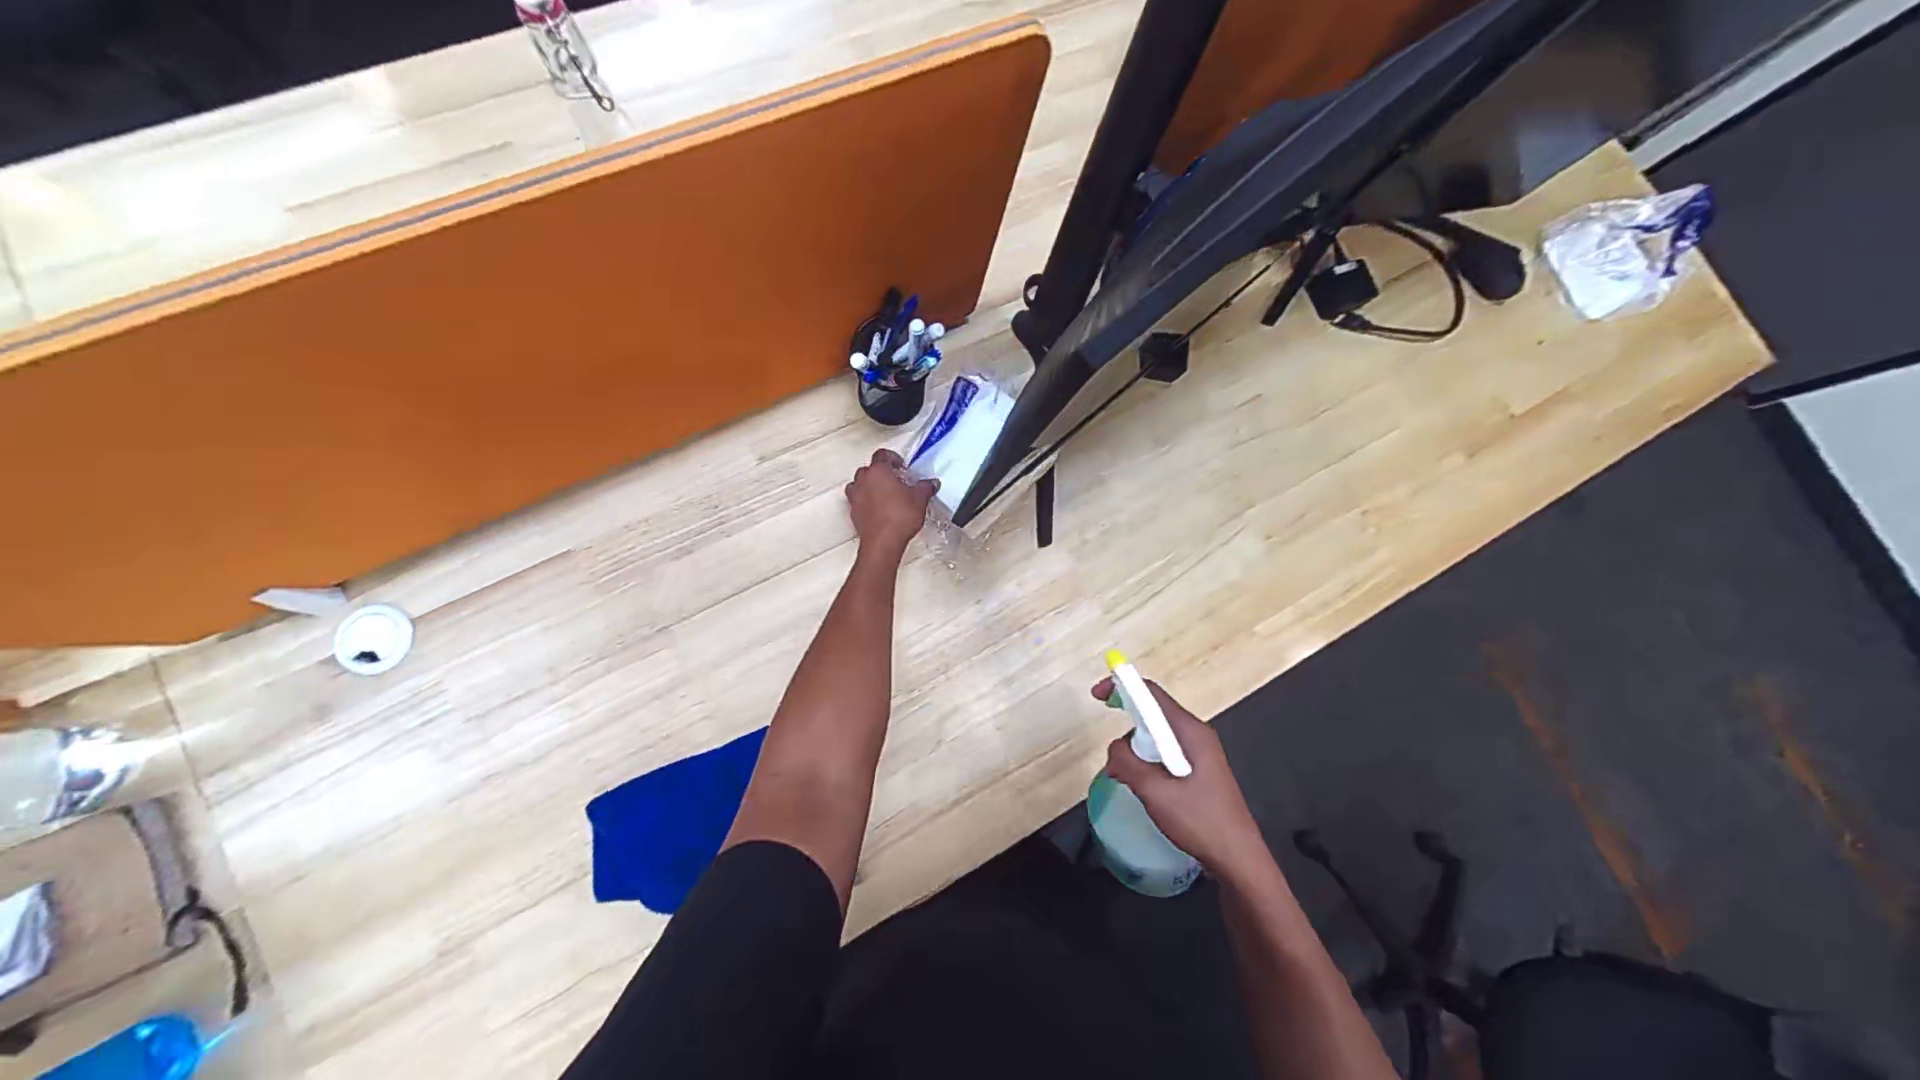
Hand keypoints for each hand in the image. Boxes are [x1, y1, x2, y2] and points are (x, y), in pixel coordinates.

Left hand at [845, 449, 936, 558]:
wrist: (883, 542)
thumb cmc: (896, 518)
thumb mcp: (919, 499)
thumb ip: (925, 487)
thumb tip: (930, 484)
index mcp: (878, 471)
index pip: (882, 455)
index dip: (893, 458)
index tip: (900, 465)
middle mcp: (863, 481)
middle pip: (868, 469)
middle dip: (881, 472)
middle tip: (895, 478)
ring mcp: (856, 497)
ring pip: (859, 484)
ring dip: (870, 485)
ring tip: (885, 492)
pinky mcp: (854, 512)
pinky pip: (857, 500)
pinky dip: (866, 501)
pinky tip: (879, 508)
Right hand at [1093, 676, 1268, 878]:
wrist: (1238, 860)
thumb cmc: (1200, 822)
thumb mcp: (1155, 791)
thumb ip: (1128, 763)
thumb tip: (1113, 749)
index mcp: (1190, 732)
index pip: (1151, 693)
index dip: (1123, 687)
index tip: (1098, 696)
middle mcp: (1196, 736)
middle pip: (1152, 716)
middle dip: (1127, 732)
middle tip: (1115, 762)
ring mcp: (1199, 754)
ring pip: (1156, 739)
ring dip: (1136, 755)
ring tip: (1131, 783)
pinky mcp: (1198, 772)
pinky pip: (1164, 756)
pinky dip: (1147, 766)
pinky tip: (1145, 790)